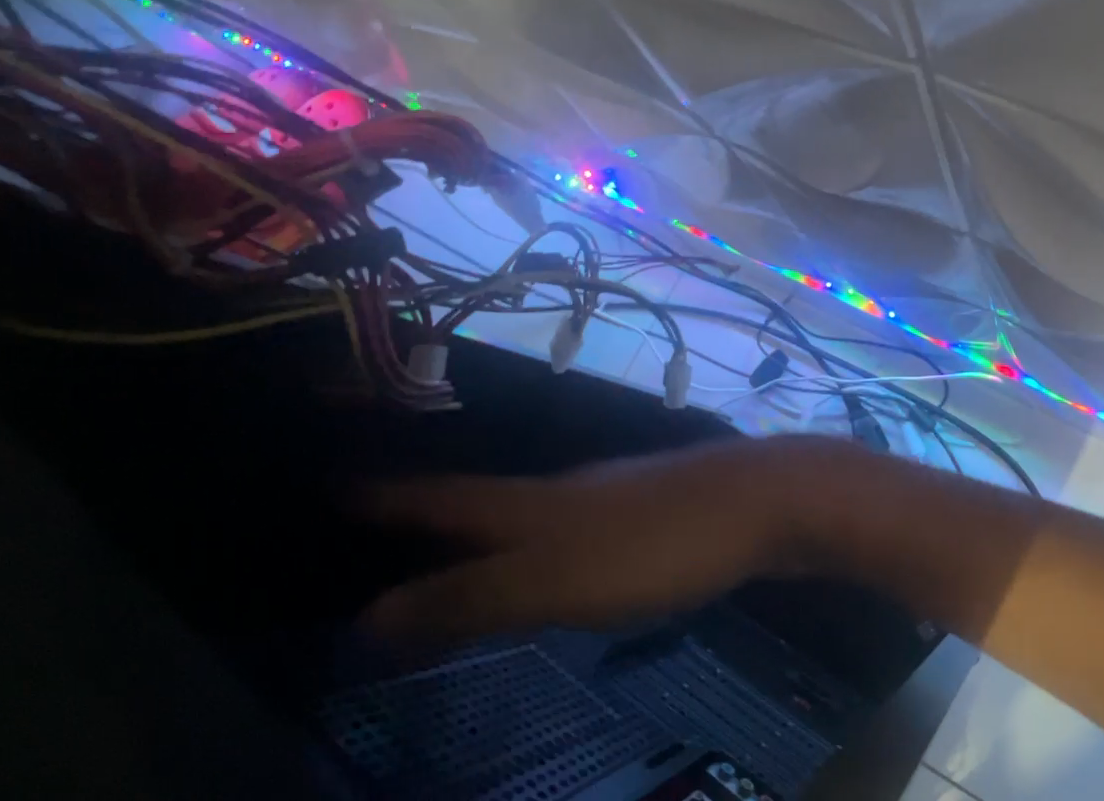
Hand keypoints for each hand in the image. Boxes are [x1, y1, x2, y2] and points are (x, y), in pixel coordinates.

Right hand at [360, 435, 849, 641]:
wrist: (768, 502)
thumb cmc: (657, 544)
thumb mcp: (554, 583)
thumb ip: (471, 600)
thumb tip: (366, 618)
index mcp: (532, 503)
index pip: (440, 497)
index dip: (385, 497)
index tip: (334, 486)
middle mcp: (569, 488)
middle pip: (486, 499)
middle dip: (436, 515)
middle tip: (391, 530)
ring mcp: (620, 493)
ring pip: (540, 511)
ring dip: (498, 531)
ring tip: (467, 553)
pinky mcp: (660, 510)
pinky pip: (586, 527)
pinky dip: (555, 545)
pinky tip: (570, 564)